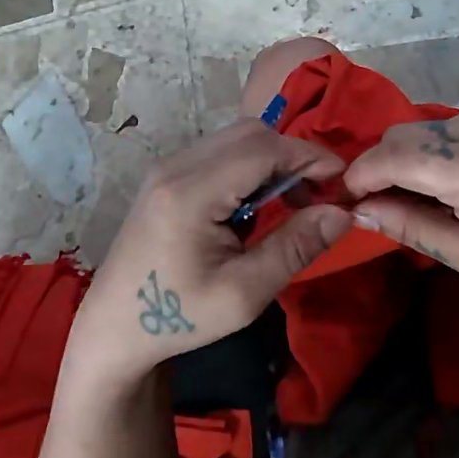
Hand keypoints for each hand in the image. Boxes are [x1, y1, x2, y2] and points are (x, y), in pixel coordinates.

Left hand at [67, 120, 351, 385]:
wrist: (115, 324)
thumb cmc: (180, 316)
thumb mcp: (244, 293)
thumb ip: (294, 247)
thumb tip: (342, 213)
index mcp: (190, 192)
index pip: (262, 149)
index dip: (308, 157)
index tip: (342, 180)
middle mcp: (175, 166)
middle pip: (248, 133)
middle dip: (291, 155)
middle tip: (317, 196)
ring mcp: (166, 167)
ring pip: (233, 138)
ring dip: (270, 160)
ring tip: (291, 203)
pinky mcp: (165, 175)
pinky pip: (217, 152)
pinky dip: (247, 166)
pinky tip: (255, 204)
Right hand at [343, 108, 458, 293]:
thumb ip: (412, 228)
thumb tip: (358, 210)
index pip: (394, 157)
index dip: (360, 175)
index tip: (345, 200)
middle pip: (397, 137)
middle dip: (375, 167)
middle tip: (376, 205)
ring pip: (411, 130)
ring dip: (396, 159)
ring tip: (407, 196)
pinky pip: (433, 129)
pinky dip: (419, 152)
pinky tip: (434, 181)